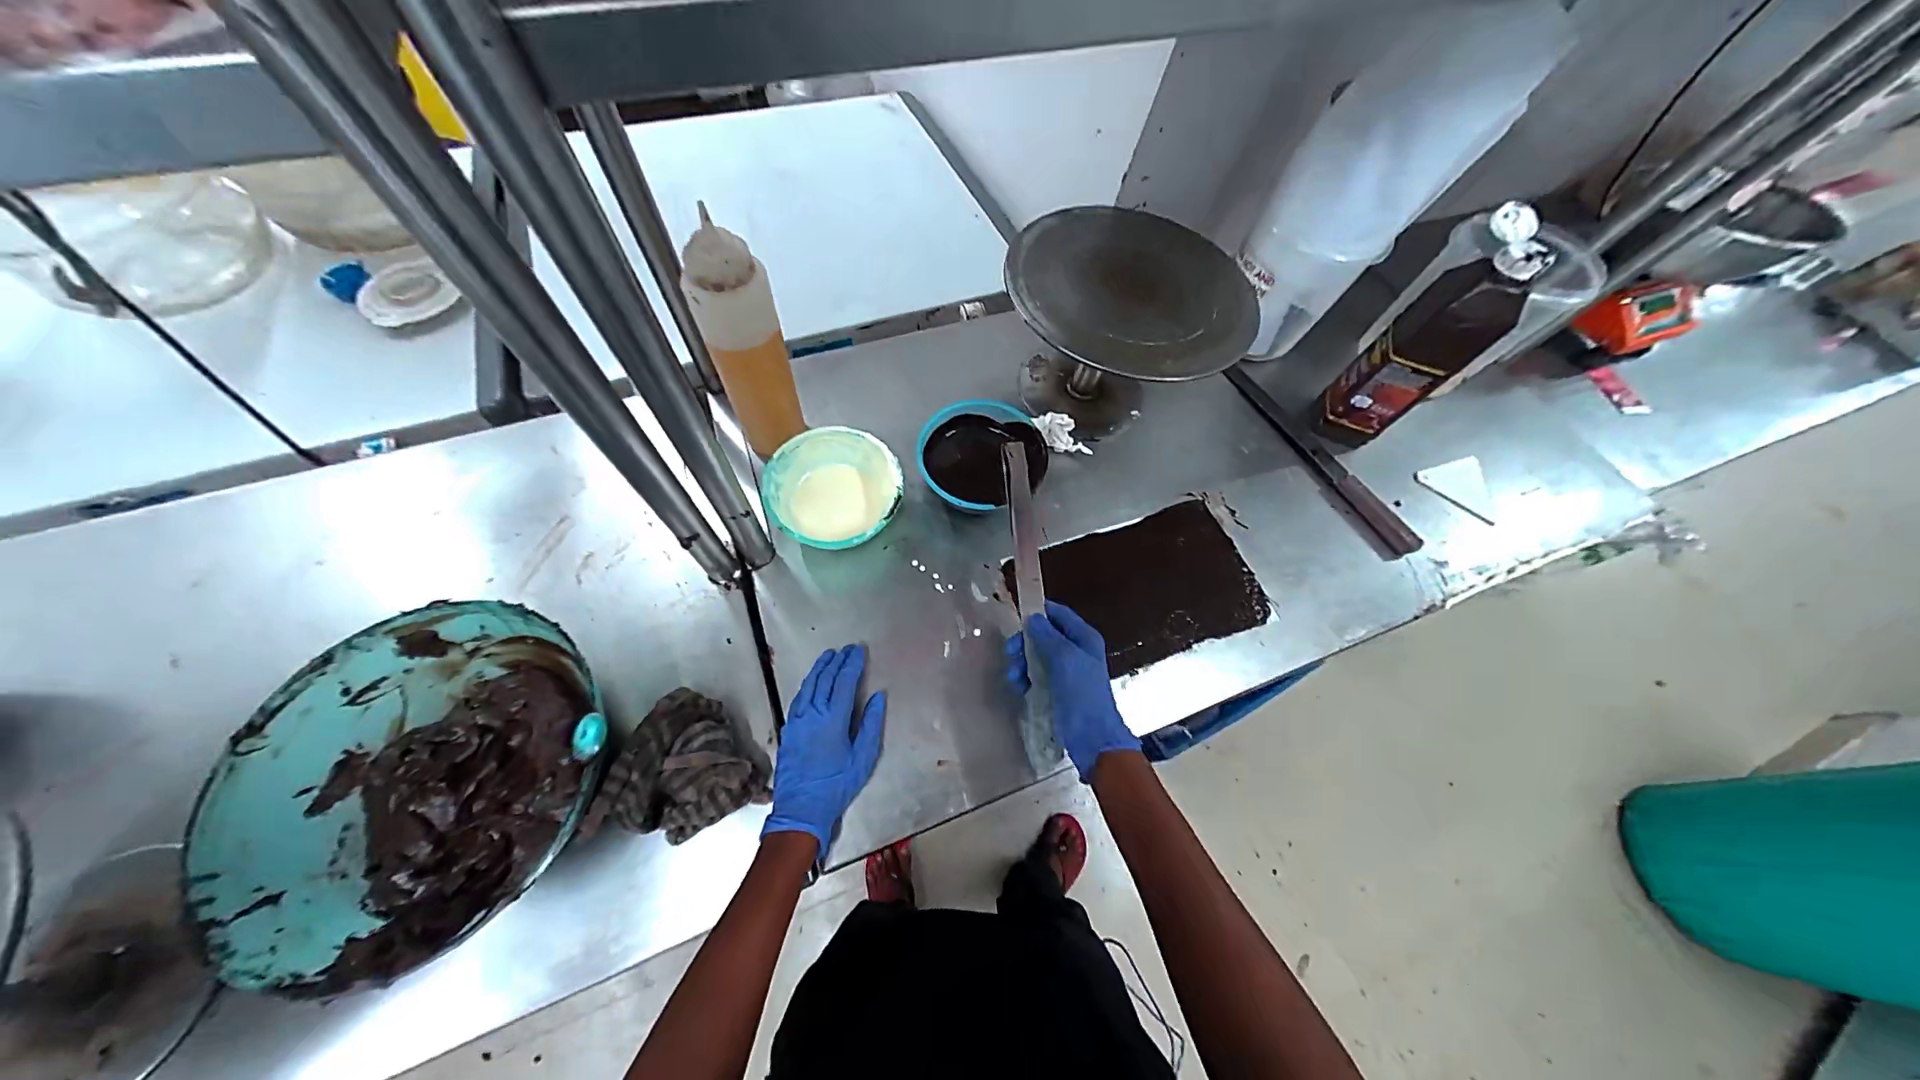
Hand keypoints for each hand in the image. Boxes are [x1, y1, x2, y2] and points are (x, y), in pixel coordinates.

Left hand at [763, 644, 886, 857]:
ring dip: (820, 668)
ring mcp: (797, 720)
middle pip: (825, 679)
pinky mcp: (789, 728)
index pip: (843, 682)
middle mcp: (813, 713)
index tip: (858, 651)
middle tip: (846, 649)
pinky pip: (800, 697)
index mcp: (833, 718)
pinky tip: (812, 681)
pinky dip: (808, 683)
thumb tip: (877, 697)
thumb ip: (871, 725)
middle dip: (837, 661)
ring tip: (829, 656)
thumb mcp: (863, 758)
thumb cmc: (837, 785)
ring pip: (809, 685)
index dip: (852, 664)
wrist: (800, 808)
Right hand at [1006, 601, 1138, 780]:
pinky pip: (1037, 676)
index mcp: (1084, 638)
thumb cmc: (1082, 694)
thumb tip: (1033, 617)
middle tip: (1010, 653)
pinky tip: (1018, 689)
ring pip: (1037, 656)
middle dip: (1025, 643)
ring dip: (1022, 663)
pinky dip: (1026, 679)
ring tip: (1014, 678)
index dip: (1038, 612)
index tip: (1015, 618)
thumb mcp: (1065, 659)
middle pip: (1044, 635)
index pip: (1058, 614)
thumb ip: (1048, 636)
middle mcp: (1076, 651)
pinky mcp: (1058, 690)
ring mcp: (1067, 672)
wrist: (1093, 738)